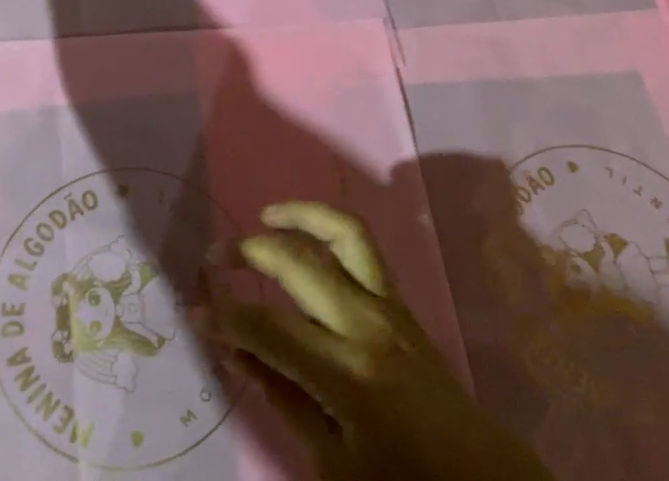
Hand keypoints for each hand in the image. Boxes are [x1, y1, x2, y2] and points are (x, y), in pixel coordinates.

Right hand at [200, 202, 554, 480]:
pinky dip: (329, 229)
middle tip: (213, 257)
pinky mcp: (399, 302)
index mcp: (346, 372)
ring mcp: (387, 305)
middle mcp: (366, 323)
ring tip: (266, 215)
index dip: (224, 317)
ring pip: (344, 234)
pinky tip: (304, 235)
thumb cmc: (399, 474)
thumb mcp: (331, 458)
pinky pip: (363, 249)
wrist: (475, 470)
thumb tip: (235, 350)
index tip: (193, 311)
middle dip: (248, 251)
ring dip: (302, 214)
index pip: (269, 328)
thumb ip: (281, 395)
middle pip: (299, 263)